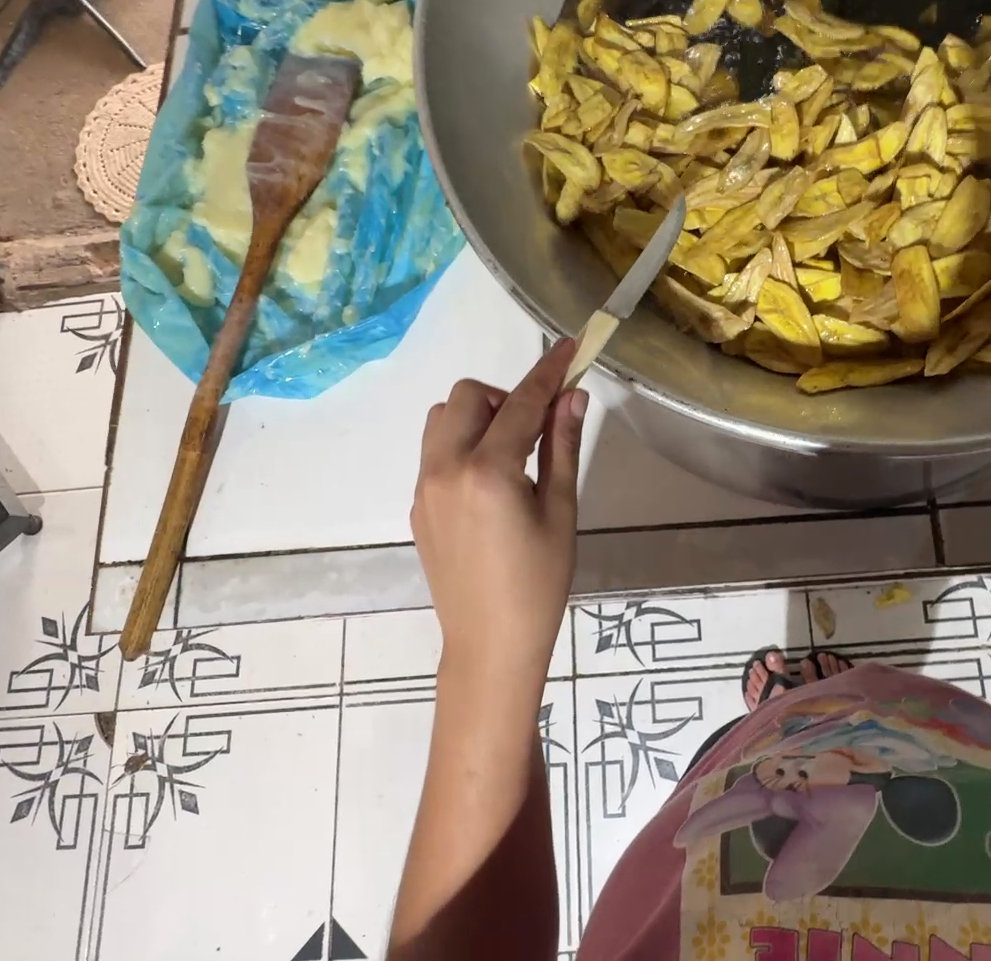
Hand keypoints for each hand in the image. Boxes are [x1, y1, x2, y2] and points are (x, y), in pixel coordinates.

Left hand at [413, 339, 587, 675]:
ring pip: (441, 419)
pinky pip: (434, 451)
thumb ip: (563, 447)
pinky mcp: (417, 505)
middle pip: (466, 397)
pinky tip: (491, 483)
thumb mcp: (561, 512)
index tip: (571, 346)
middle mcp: (445, 468)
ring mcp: (423, 487)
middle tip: (538, 426)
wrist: (490, 644)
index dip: (549, 372)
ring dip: (477, 416)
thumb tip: (574, 397)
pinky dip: (462, 444)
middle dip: (505, 396)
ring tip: (511, 452)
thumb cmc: (539, 583)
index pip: (521, 403)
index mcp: (487, 471)